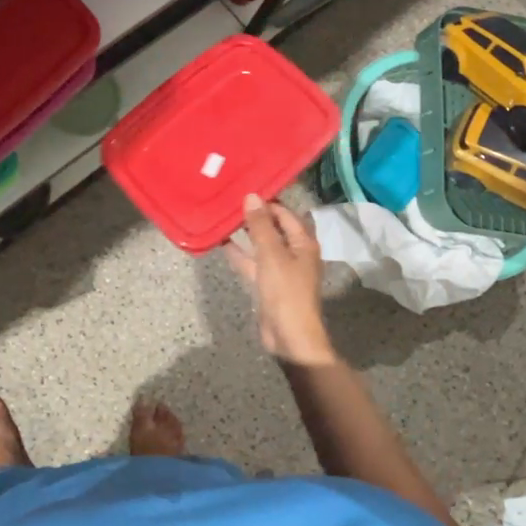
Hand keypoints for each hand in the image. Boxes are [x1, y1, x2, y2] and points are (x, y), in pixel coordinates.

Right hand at [225, 194, 336, 365]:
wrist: (289, 336)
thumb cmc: (286, 291)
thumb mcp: (271, 254)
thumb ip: (260, 226)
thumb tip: (251, 196)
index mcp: (303, 243)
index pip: (284, 213)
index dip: (266, 201)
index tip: (243, 188)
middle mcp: (294, 253)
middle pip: (273, 228)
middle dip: (254, 216)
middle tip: (230, 199)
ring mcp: (280, 269)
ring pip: (261, 245)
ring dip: (245, 233)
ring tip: (224, 216)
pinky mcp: (268, 284)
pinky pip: (253, 262)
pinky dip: (240, 253)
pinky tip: (222, 242)